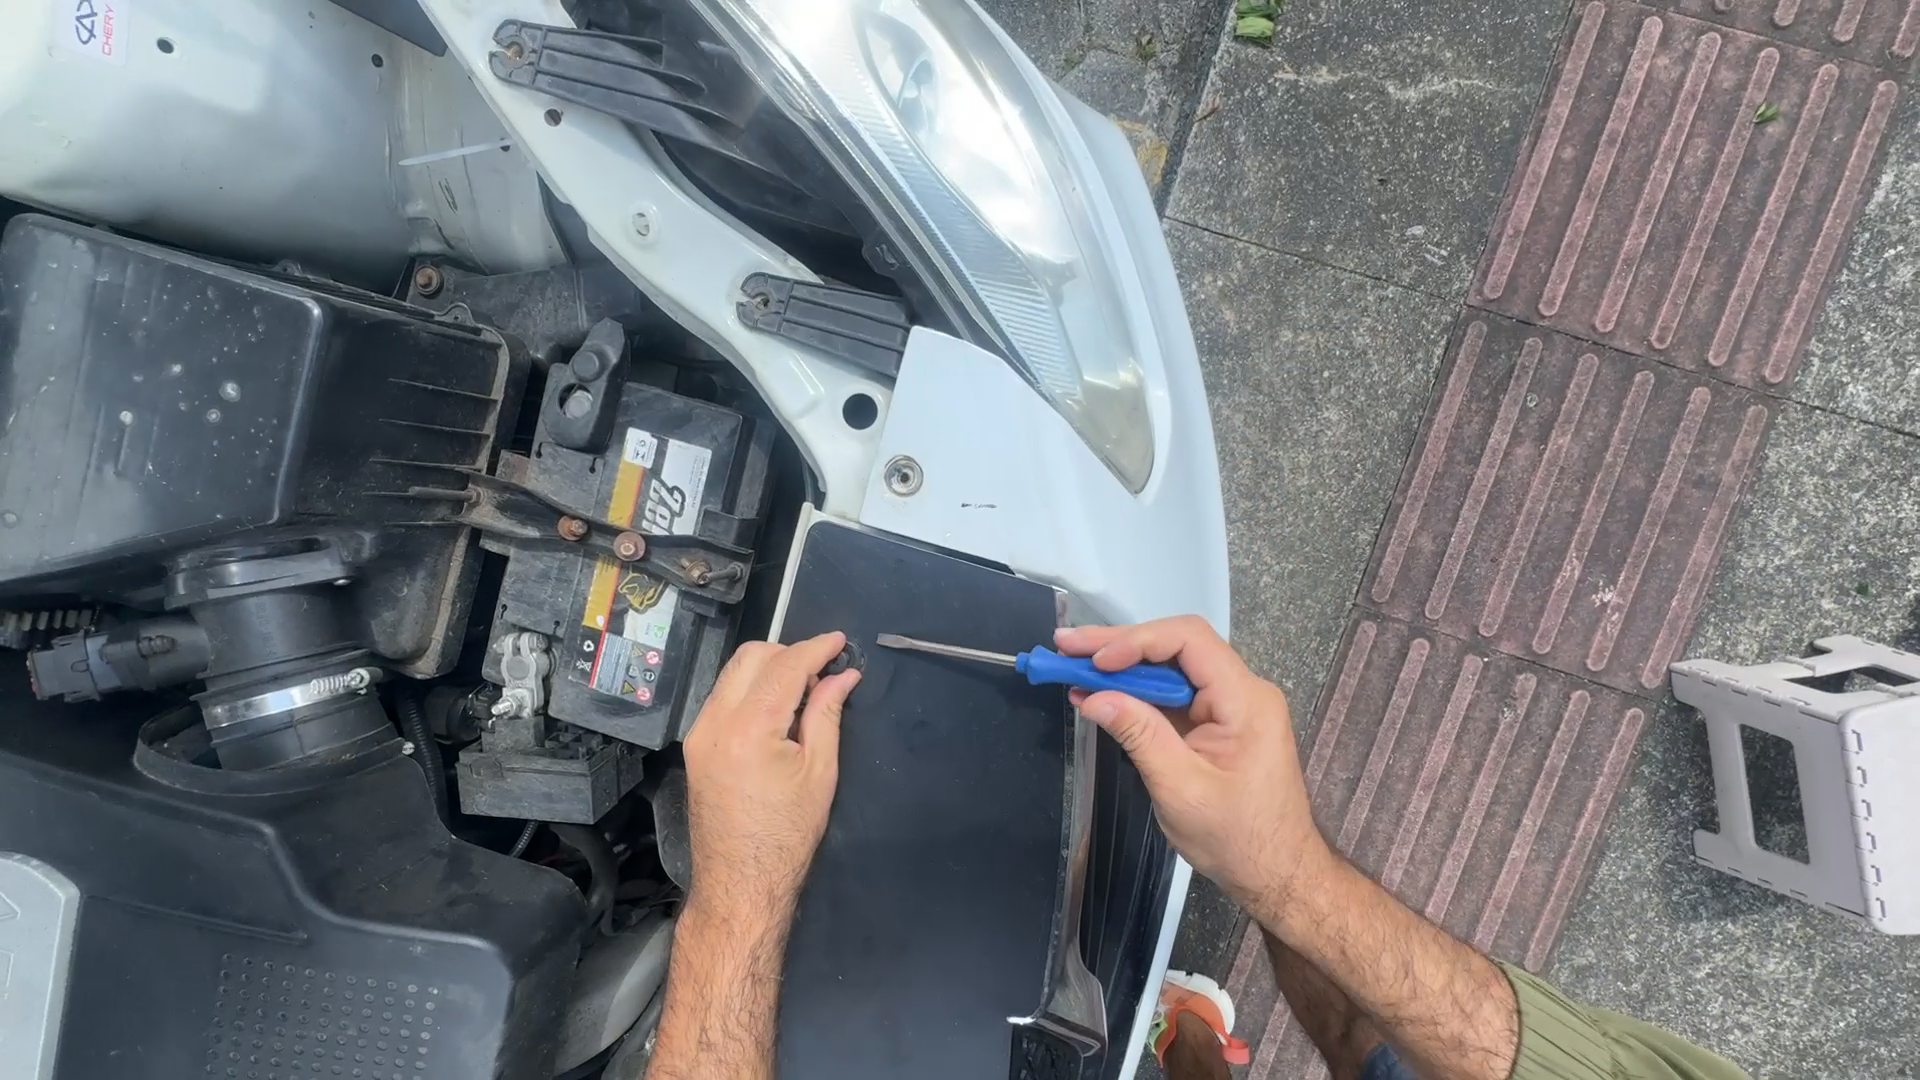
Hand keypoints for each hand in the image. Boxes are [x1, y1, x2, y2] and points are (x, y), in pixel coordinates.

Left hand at [682, 631, 859, 919]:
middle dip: (790, 652)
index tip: (840, 640)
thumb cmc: (788, 834)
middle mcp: (715, 721)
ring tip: (803, 689)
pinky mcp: (695, 744)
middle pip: (752, 656)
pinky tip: (776, 709)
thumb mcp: (820, 772)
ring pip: (734, 672)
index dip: (816, 647)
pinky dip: (752, 687)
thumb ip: (827, 713)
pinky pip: (724, 695)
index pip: (785, 666)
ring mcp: (699, 732)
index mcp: (750, 729)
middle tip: (822, 670)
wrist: (740, 883)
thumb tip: (843, 675)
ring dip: (770, 667)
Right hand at [1055, 617, 1333, 913]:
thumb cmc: (1237, 839)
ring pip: (1169, 666)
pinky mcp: (1214, 719)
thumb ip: (1139, 736)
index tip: (1096, 661)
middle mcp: (1240, 690)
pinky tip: (1096, 688)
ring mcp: (1228, 704)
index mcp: (1245, 700)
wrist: (1277, 874)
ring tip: (1071, 663)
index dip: (1138, 641)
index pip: (1189, 640)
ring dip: (1120, 665)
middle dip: (1118, 645)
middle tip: (1066, 645)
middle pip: (1175, 646)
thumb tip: (1093, 697)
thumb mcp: (1181, 790)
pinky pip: (1170, 691)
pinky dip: (1132, 689)